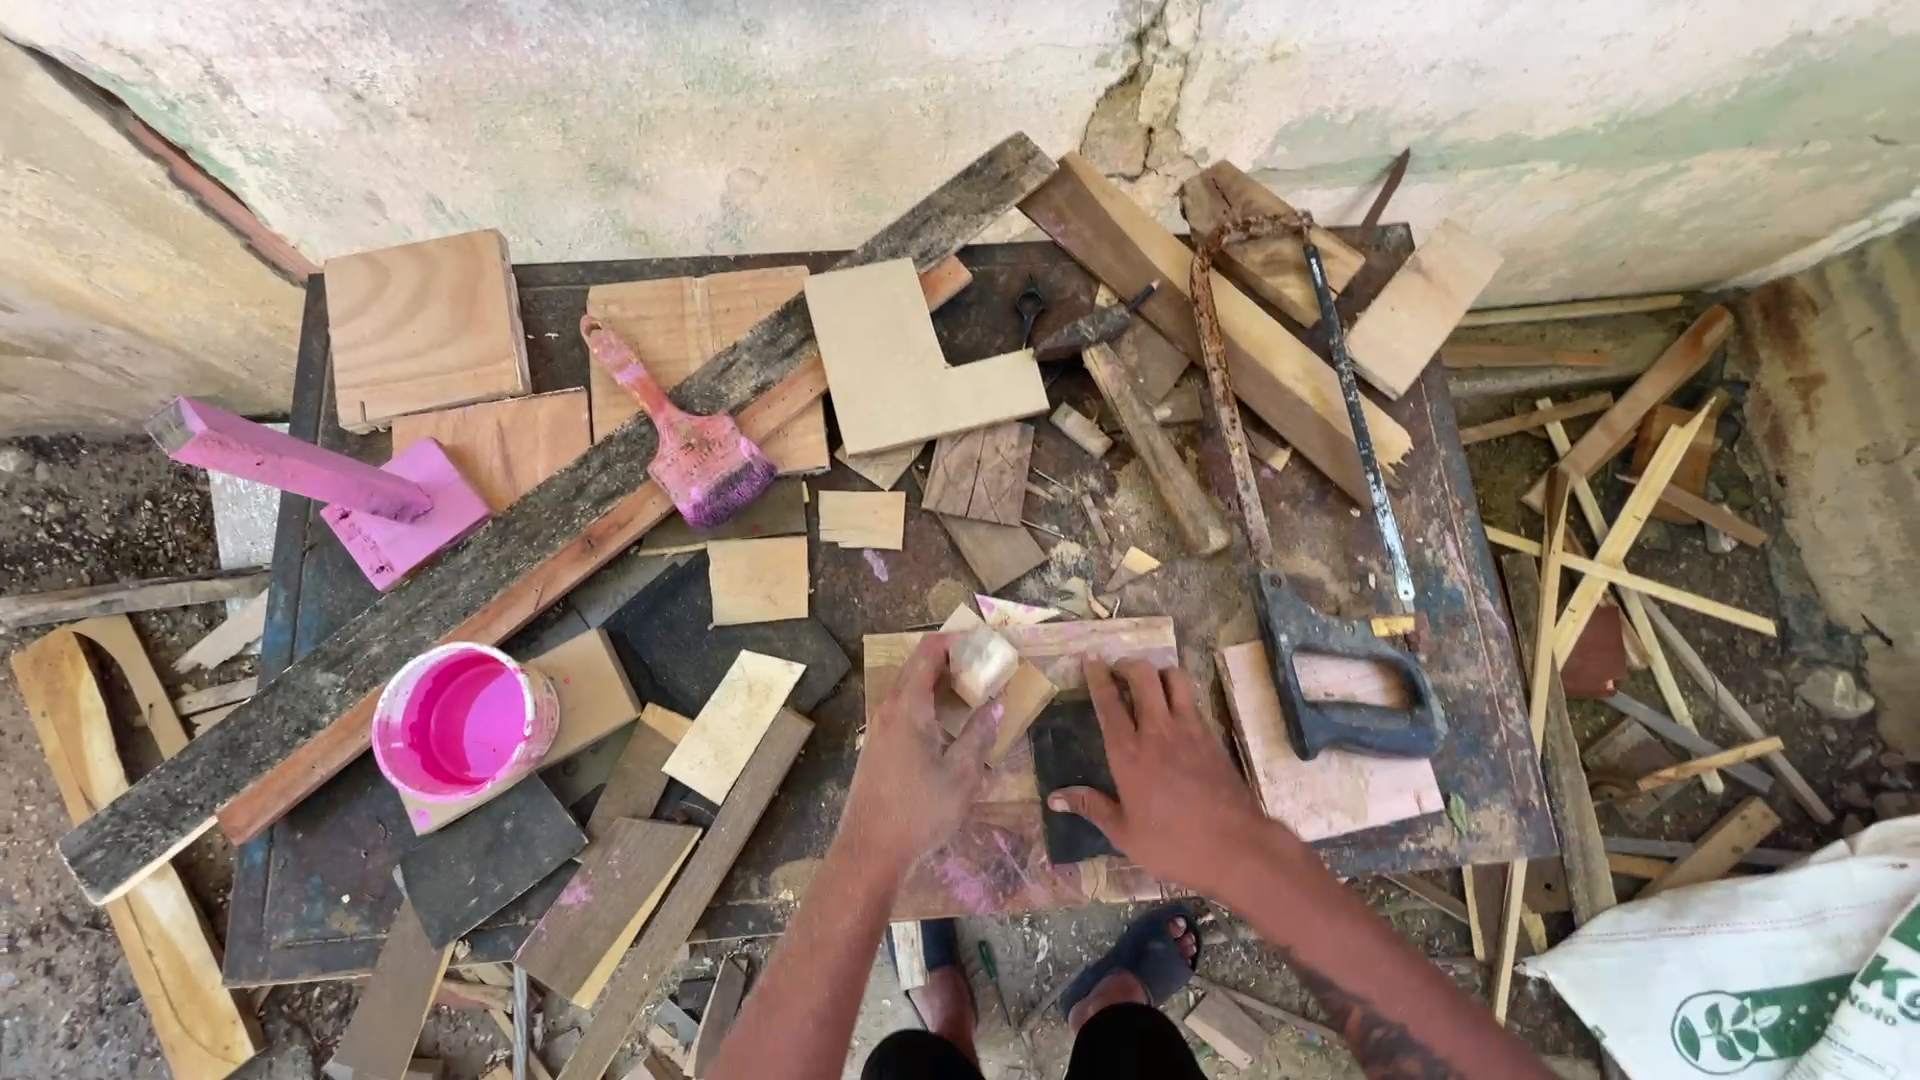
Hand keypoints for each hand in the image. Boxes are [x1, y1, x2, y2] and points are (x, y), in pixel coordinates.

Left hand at [840, 634, 1000, 870]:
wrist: (870, 851)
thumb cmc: (919, 811)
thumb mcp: (962, 775)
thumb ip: (980, 735)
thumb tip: (996, 705)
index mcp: (908, 706)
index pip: (929, 652)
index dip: (955, 641)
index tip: (983, 644)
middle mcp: (889, 709)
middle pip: (917, 666)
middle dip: (950, 659)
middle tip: (983, 667)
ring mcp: (879, 728)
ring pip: (909, 689)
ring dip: (938, 683)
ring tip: (971, 693)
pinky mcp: (877, 747)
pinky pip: (903, 709)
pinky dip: (927, 703)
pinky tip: (947, 725)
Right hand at [1048, 657, 1272, 895]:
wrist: (1238, 847)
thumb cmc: (1174, 845)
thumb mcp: (1125, 833)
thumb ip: (1091, 807)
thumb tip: (1054, 798)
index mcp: (1129, 753)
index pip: (1109, 703)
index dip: (1097, 677)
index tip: (1090, 659)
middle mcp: (1158, 731)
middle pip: (1143, 676)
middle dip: (1127, 664)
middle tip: (1117, 669)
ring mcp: (1190, 730)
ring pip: (1174, 678)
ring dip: (1158, 673)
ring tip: (1148, 683)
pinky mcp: (1212, 736)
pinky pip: (1192, 700)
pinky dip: (1179, 694)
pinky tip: (1174, 710)